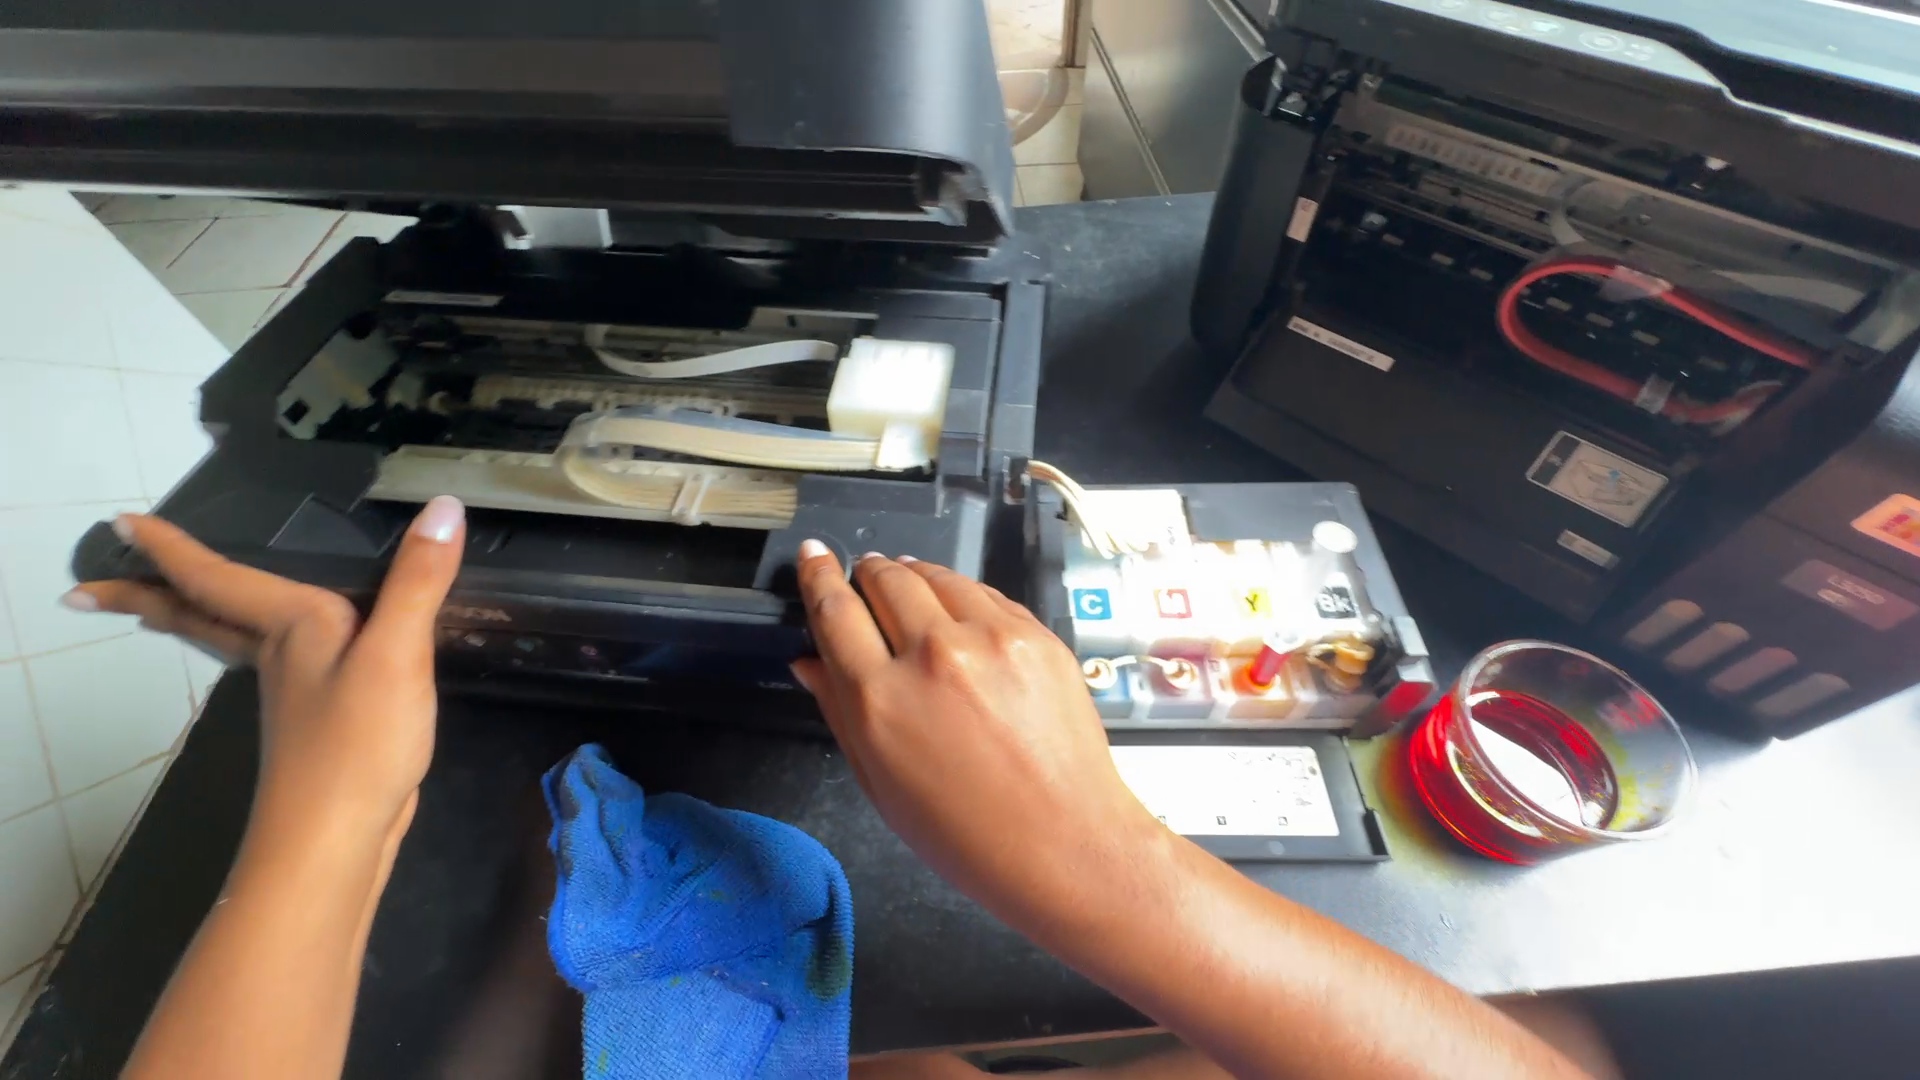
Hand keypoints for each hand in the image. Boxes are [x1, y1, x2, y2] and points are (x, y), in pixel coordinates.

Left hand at [65, 497, 467, 832]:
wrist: (338, 833)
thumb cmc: (357, 740)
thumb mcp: (397, 653)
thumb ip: (419, 581)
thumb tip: (443, 508)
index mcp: (293, 631)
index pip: (221, 582)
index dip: (176, 550)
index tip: (123, 523)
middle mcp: (283, 658)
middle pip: (206, 621)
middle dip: (153, 599)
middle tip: (88, 590)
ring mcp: (298, 696)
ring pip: (236, 647)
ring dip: (197, 624)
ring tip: (167, 613)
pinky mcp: (321, 724)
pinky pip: (277, 670)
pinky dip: (258, 651)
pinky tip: (283, 660)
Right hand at [791, 543, 1161, 921]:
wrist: (1065, 841)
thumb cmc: (963, 832)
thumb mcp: (880, 783)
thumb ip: (839, 710)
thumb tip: (809, 659)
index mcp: (882, 698)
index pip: (835, 610)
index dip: (818, 575)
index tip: (814, 555)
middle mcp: (933, 654)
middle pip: (885, 578)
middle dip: (867, 573)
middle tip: (865, 579)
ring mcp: (990, 638)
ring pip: (935, 575)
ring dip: (912, 575)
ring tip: (907, 583)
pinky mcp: (1034, 633)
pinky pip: (984, 592)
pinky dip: (960, 594)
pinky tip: (957, 609)